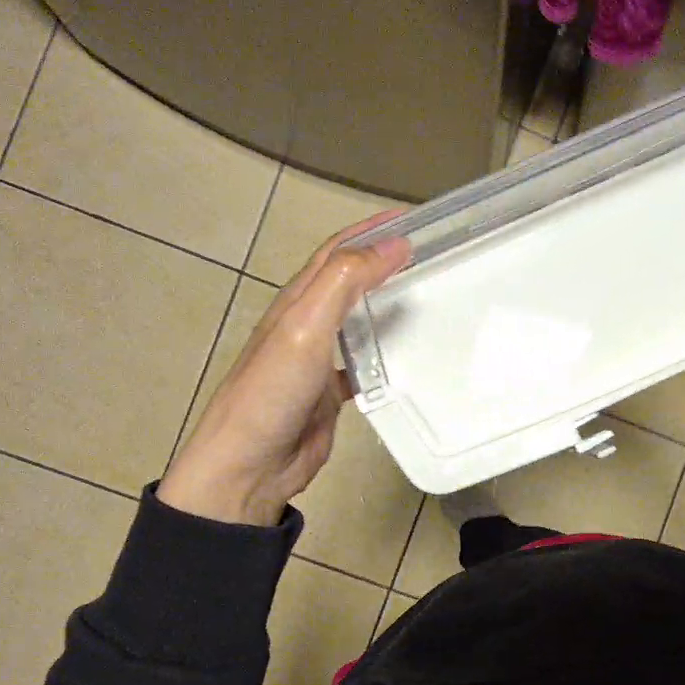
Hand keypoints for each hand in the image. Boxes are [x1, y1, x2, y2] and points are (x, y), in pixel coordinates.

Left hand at [159, 214, 410, 524]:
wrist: (251, 464)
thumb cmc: (272, 392)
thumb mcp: (305, 327)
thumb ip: (345, 282)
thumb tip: (393, 246)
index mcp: (296, 301)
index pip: (337, 251)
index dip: (372, 230)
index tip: (416, 220)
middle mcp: (307, 325)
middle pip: (350, 282)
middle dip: (386, 262)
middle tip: (434, 256)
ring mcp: (319, 361)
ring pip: (360, 322)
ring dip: (390, 306)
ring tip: (430, 298)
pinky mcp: (331, 395)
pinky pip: (366, 366)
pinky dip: (389, 356)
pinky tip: (412, 359)